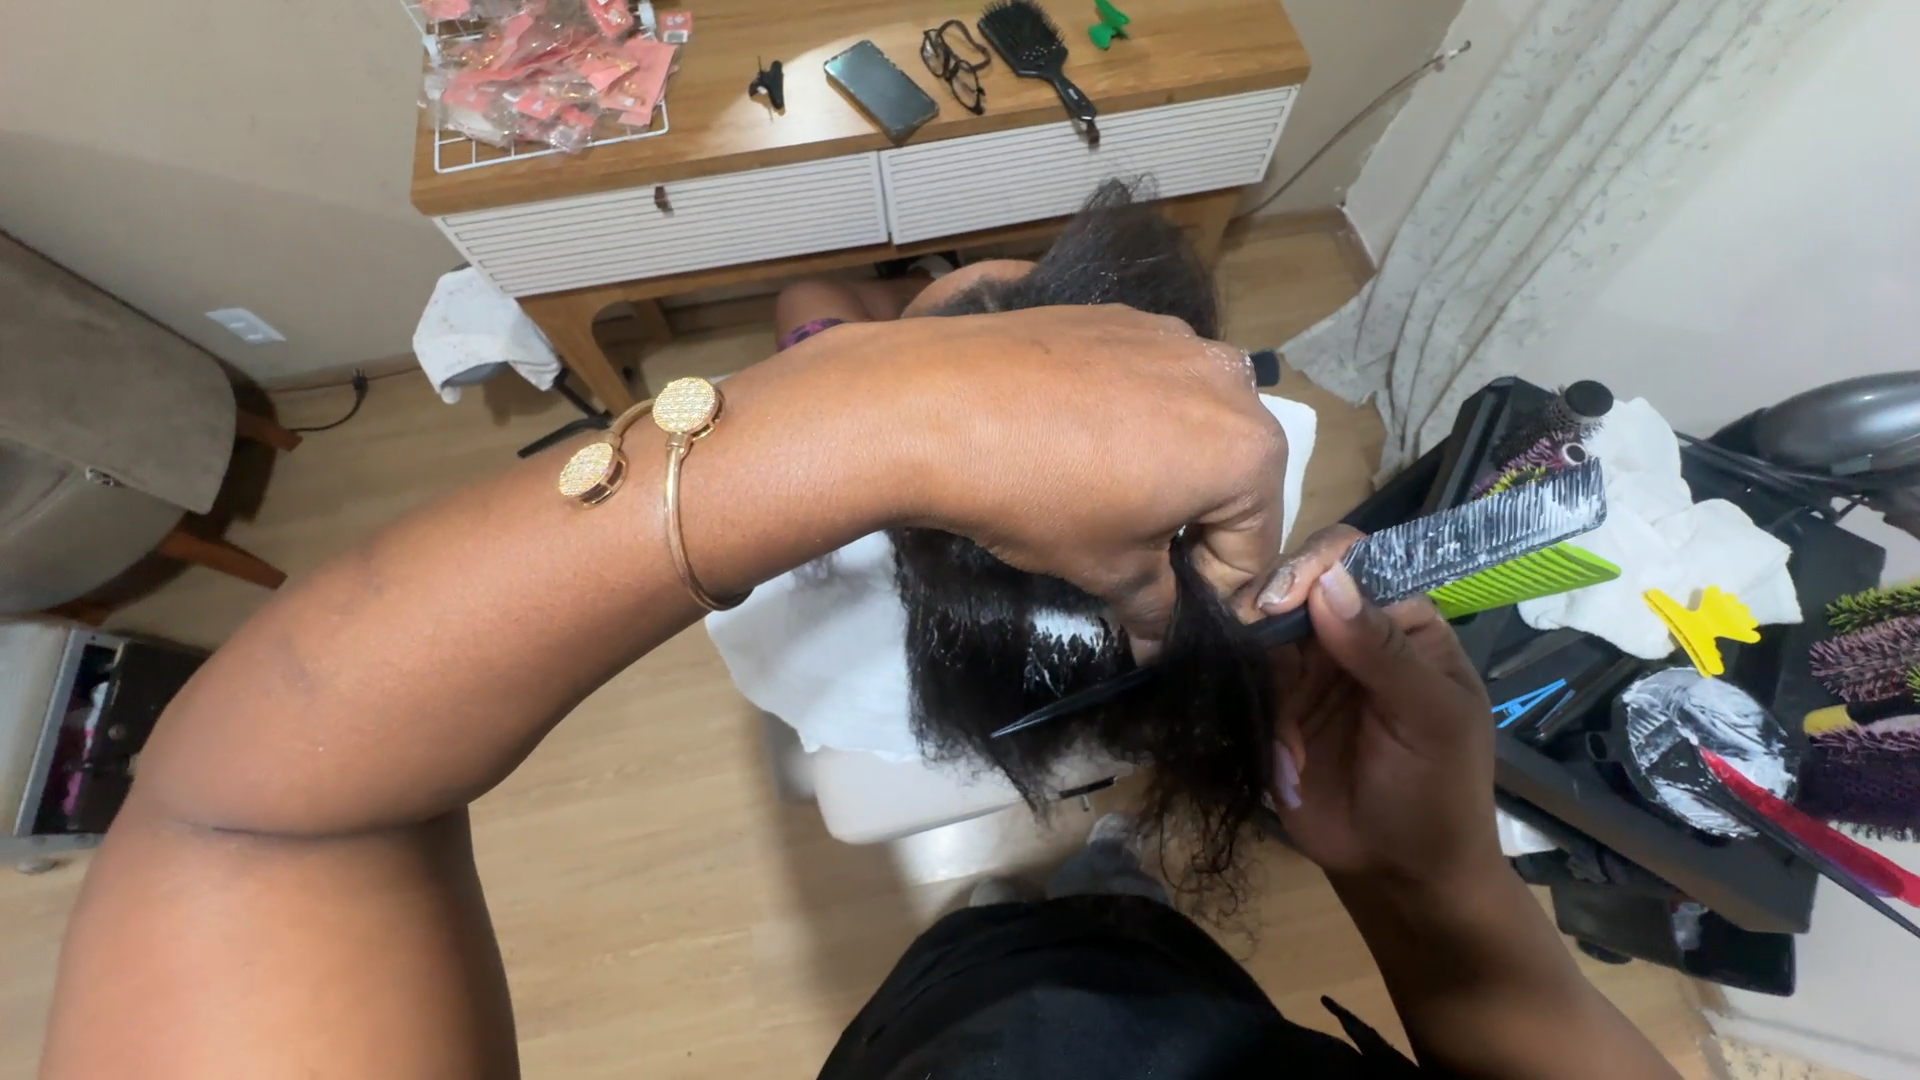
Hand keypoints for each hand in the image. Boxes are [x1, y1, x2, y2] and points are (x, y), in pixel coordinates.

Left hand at [809, 304, 1287, 652]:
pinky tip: (1076, 436)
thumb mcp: (1106, 568)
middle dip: (1194, 524)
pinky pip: (1147, 383)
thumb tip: (1160, 645)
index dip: (1214, 590)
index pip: (1254, 546)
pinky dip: (1130, 418)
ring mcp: (1173, 335)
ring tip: (1101, 491)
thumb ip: (1154, 608)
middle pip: (1231, 477)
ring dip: (1165, 467)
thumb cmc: (1042, 498)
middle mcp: (1230, 380)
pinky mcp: (1121, 316)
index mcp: (1249, 451)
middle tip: (1137, 552)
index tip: (1170, 607)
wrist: (941, 406)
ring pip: (1192, 424)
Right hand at [1262, 526, 1503, 890]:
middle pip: (1293, 583)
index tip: (1280, 600)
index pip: (1355, 560)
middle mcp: (1347, 631)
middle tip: (1247, 632)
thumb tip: (1328, 579)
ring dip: (1249, 652)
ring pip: (1257, 625)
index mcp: (1400, 622)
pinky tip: (1277, 748)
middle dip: (1265, 603)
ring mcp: (1304, 665)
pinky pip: (1242, 673)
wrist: (1396, 870)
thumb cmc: (1437, 793)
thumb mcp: (1430, 719)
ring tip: (1265, 702)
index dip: (1315, 564)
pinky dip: (1246, 698)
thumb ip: (1383, 650)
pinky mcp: (1271, 699)